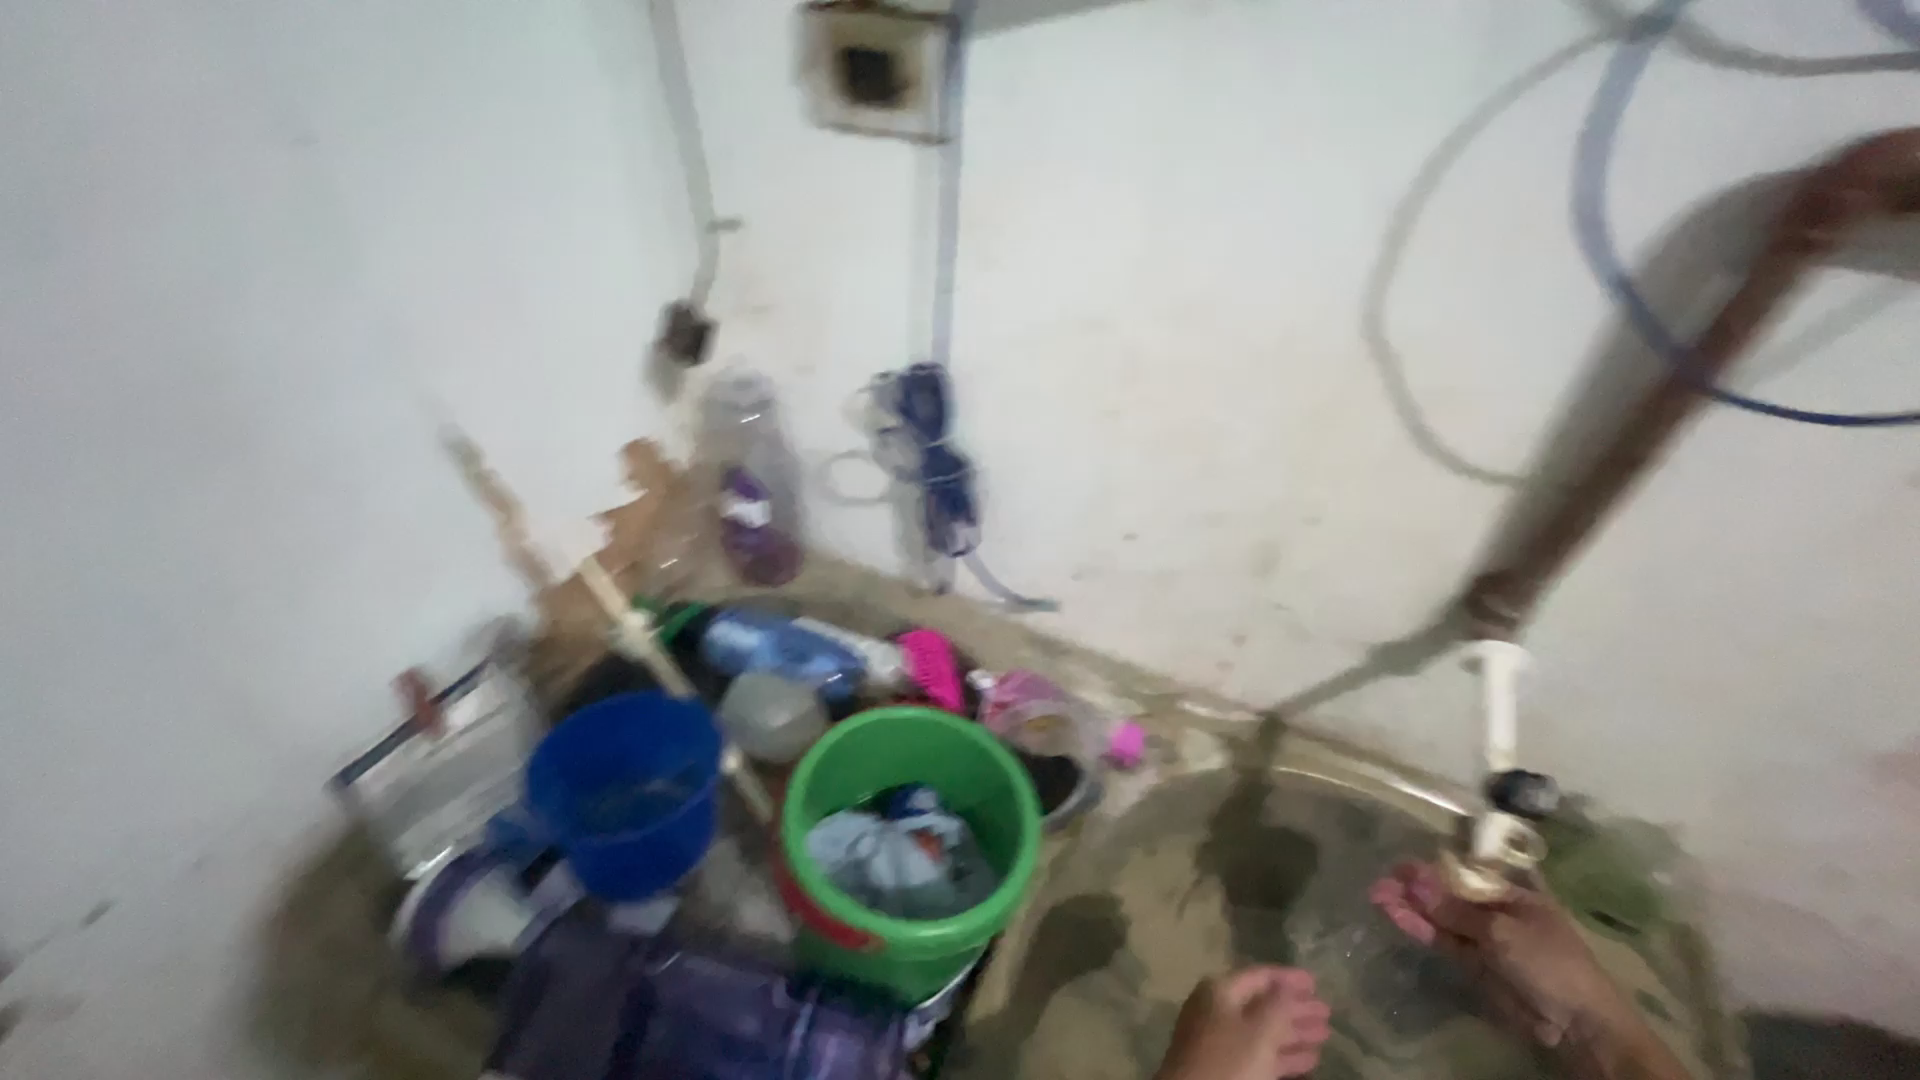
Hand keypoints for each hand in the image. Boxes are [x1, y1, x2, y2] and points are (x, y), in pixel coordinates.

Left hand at [1154, 967, 1331, 1079]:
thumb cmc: (1228, 1062)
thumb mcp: (1258, 1032)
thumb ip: (1277, 1006)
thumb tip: (1286, 983)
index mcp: (1219, 990)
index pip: (1259, 976)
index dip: (1289, 978)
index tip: (1316, 983)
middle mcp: (1216, 1008)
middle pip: (1262, 1003)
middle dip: (1295, 1008)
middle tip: (1327, 1012)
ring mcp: (1218, 1037)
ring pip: (1262, 1030)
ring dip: (1294, 1032)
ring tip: (1325, 1035)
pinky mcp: (1224, 1065)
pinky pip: (1259, 1052)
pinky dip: (1283, 1055)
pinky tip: (1310, 1060)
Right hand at [1368, 861, 1625, 1047]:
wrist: (1576, 1023)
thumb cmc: (1549, 962)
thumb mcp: (1502, 930)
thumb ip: (1454, 908)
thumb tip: (1413, 881)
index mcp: (1513, 894)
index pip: (1466, 873)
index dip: (1433, 868)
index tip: (1401, 865)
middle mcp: (1495, 912)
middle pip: (1448, 894)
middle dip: (1415, 887)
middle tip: (1380, 882)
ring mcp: (1483, 938)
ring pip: (1440, 917)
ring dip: (1411, 907)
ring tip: (1377, 896)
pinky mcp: (1473, 963)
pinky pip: (1442, 939)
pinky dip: (1419, 928)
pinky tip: (1395, 915)